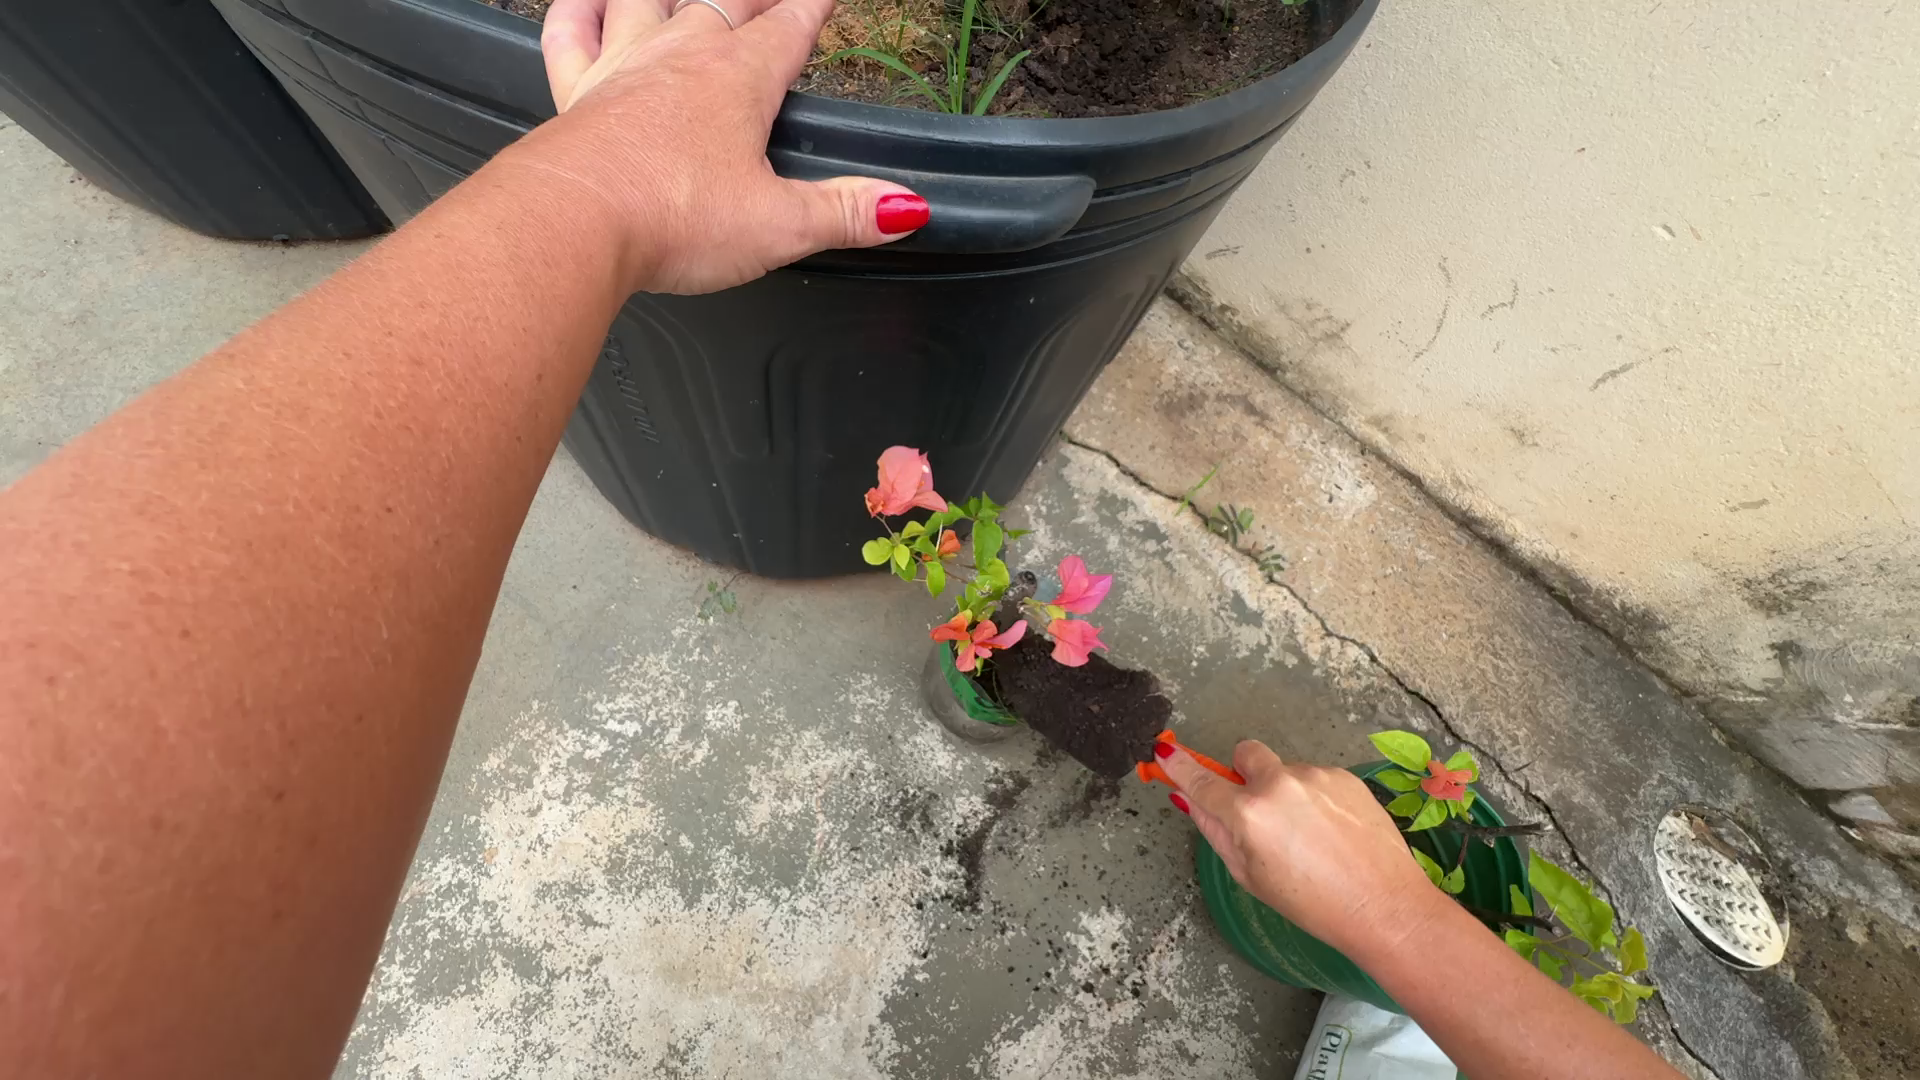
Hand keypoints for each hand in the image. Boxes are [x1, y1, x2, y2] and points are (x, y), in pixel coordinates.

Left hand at [512, 0, 924, 294]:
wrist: (577, 226)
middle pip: (725, 3)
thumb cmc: (679, 219)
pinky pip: (572, 30)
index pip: (787, 30)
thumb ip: (845, 213)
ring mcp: (624, 68)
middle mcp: (680, 58)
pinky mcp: (577, 96)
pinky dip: (582, 8)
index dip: (812, 10)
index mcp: (738, 82)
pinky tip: (593, 1)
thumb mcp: (781, 226)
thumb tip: (906, 207)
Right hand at [1161, 740, 1445, 958]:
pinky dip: (1316, 798)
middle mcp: (1277, 784)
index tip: (1164, 750)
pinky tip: (1335, 831)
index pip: (1200, 780)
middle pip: (1245, 753)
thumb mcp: (1249, 875)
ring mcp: (1314, 776)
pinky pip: (1316, 778)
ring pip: (1285, 770)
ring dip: (1286, 792)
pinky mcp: (1344, 776)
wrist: (1387, 908)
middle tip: (1260, 807)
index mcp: (1248, 813)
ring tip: (1312, 835)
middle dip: (1245, 771)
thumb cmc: (1311, 904)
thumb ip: (1215, 830)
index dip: (1179, 765)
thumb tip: (1190, 798)